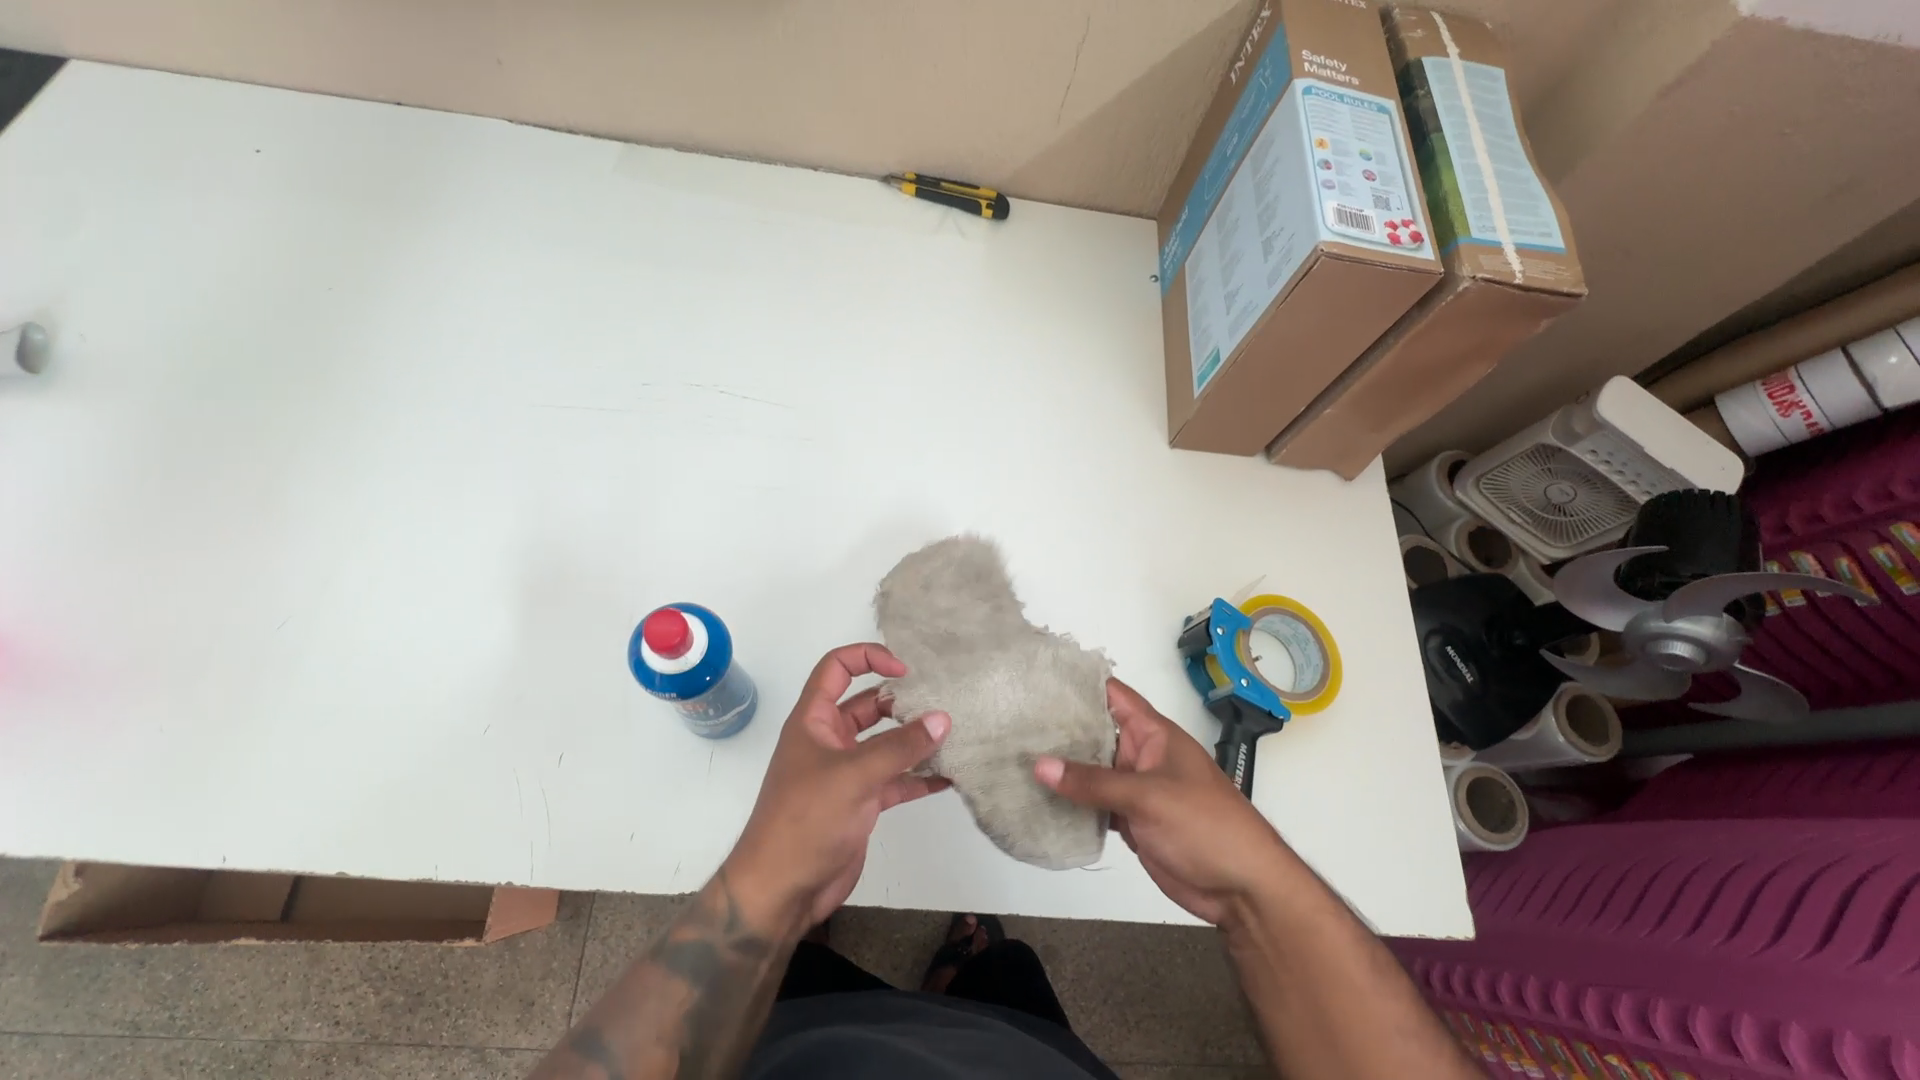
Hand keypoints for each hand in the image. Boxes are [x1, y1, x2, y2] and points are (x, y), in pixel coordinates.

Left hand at [723, 644, 950, 936]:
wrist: (782, 890)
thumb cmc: (805, 821)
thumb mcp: (853, 776)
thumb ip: (900, 747)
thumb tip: (943, 720)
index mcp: (814, 720)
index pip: (837, 667)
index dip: (869, 658)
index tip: (906, 671)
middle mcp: (830, 740)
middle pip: (869, 705)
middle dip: (903, 701)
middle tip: (943, 703)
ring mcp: (846, 773)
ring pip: (886, 744)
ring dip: (916, 740)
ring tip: (956, 735)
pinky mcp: (861, 804)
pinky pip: (896, 780)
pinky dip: (920, 777)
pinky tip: (951, 777)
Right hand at [1034, 679, 1295, 926]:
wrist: (1242, 887)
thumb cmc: (1205, 825)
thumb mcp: (1148, 797)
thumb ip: (1092, 782)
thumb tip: (1038, 765)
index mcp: (1153, 734)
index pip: (1111, 695)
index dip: (1077, 683)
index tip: (1035, 678)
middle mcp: (1140, 755)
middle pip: (1094, 733)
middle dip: (1057, 728)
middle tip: (1009, 721)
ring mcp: (1135, 789)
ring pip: (1090, 771)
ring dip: (1060, 768)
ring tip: (1012, 756)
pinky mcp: (1130, 820)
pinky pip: (1093, 805)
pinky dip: (1070, 803)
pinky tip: (1037, 799)